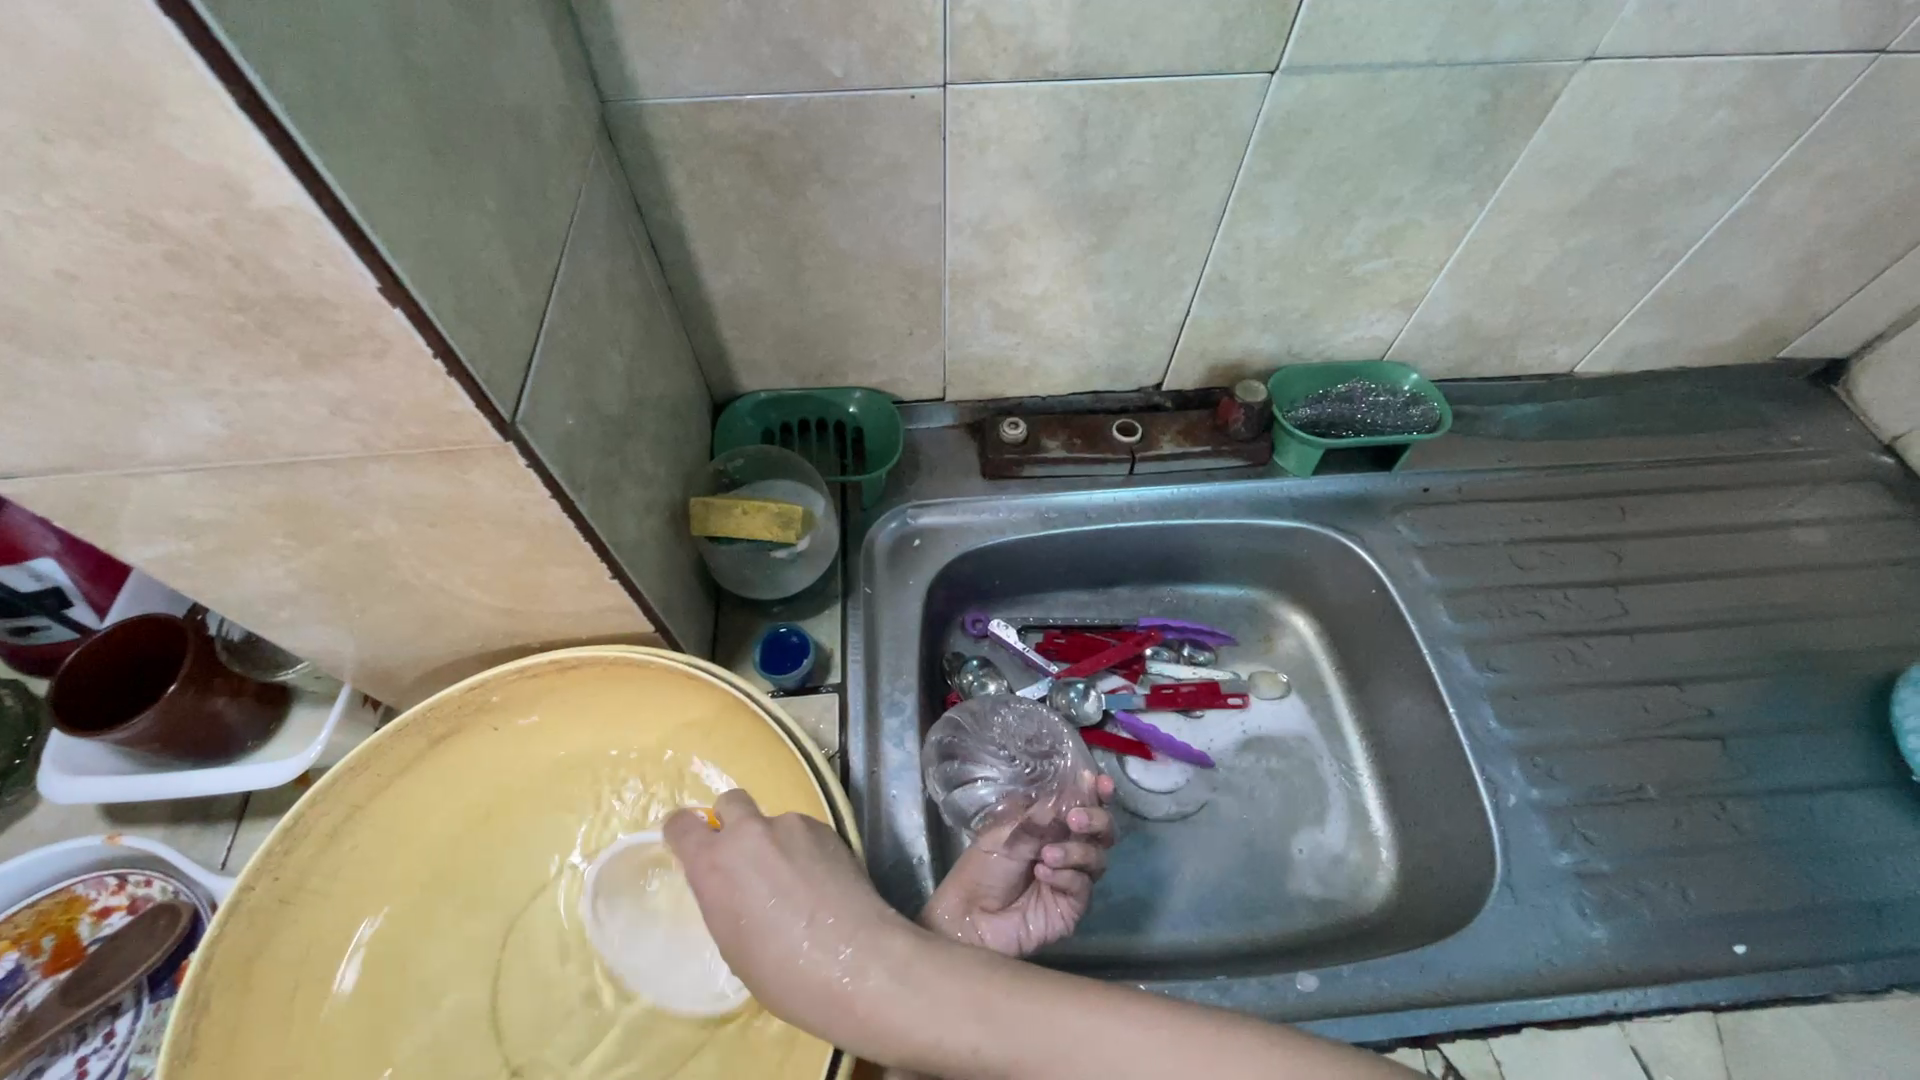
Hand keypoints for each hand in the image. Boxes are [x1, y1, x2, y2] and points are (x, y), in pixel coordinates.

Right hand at [664, 789, 921, 1046]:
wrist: (853, 959)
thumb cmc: (780, 971)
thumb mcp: (731, 941)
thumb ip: (723, 896)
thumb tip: (733, 884)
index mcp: (715, 863)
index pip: (682, 824)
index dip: (684, 832)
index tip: (690, 844)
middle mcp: (750, 833)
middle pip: (731, 802)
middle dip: (732, 822)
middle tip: (746, 858)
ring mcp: (792, 825)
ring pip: (773, 821)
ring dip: (776, 842)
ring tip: (796, 882)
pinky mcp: (828, 828)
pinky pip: (804, 832)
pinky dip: (805, 849)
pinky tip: (821, 881)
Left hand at [919, 774, 1116, 956]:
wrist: (968, 916)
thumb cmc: (981, 868)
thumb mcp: (1006, 833)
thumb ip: (1040, 818)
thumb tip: (1070, 794)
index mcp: (1050, 827)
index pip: (1081, 806)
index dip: (1096, 793)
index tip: (1100, 782)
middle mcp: (1067, 849)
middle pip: (1102, 833)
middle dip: (1096, 820)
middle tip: (1075, 819)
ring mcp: (1072, 879)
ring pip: (1097, 858)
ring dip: (1075, 850)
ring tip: (1046, 854)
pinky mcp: (1072, 907)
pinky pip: (1082, 886)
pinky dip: (1065, 876)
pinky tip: (1042, 874)